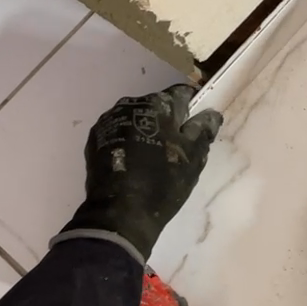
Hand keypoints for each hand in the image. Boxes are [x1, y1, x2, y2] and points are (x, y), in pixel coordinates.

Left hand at [62, 84, 222, 258]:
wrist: (120, 212)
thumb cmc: (163, 180)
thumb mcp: (193, 156)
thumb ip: (203, 129)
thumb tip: (210, 113)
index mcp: (157, 104)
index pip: (182, 94)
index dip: (194, 106)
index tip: (199, 123)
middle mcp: (130, 104)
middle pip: (157, 106)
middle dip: (169, 120)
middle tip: (179, 144)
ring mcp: (109, 121)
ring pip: (137, 118)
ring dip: (148, 129)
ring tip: (155, 153)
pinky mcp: (96, 140)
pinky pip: (121, 132)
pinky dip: (131, 140)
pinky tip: (136, 160)